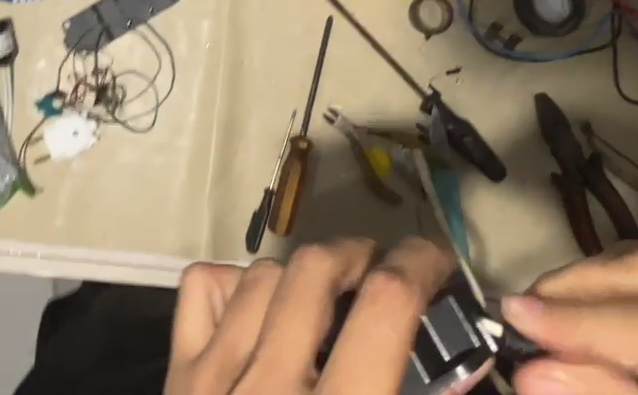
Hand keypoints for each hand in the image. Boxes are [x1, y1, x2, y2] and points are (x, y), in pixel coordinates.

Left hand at [165, 236, 477, 394]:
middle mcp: (269, 389)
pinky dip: (234, 286)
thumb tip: (463, 366)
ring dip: (304, 274)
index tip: (437, 264)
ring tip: (327, 298)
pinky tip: (258, 315)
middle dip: (362, 256)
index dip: (421, 266)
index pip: (385, 306)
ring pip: (263, 275)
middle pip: (318, 270)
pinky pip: (202, 291)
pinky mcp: (174, 381)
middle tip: (383, 276)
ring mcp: (212, 381)